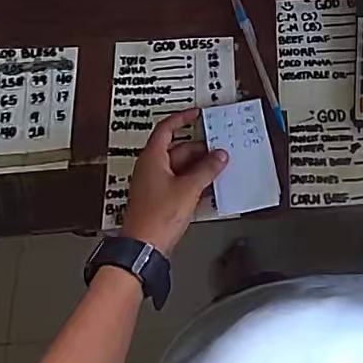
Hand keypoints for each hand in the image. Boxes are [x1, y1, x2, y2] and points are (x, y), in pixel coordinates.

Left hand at [120, 108, 227, 253]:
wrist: (144, 248)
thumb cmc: (155, 218)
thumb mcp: (189, 188)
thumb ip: (207, 169)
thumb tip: (218, 157)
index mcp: (152, 158)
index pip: (166, 128)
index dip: (182, 118)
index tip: (195, 114)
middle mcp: (150, 168)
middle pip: (178, 149)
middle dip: (199, 149)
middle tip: (218, 150)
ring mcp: (154, 184)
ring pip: (180, 166)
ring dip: (198, 167)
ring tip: (217, 169)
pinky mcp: (159, 199)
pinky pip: (179, 182)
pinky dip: (193, 181)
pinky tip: (208, 188)